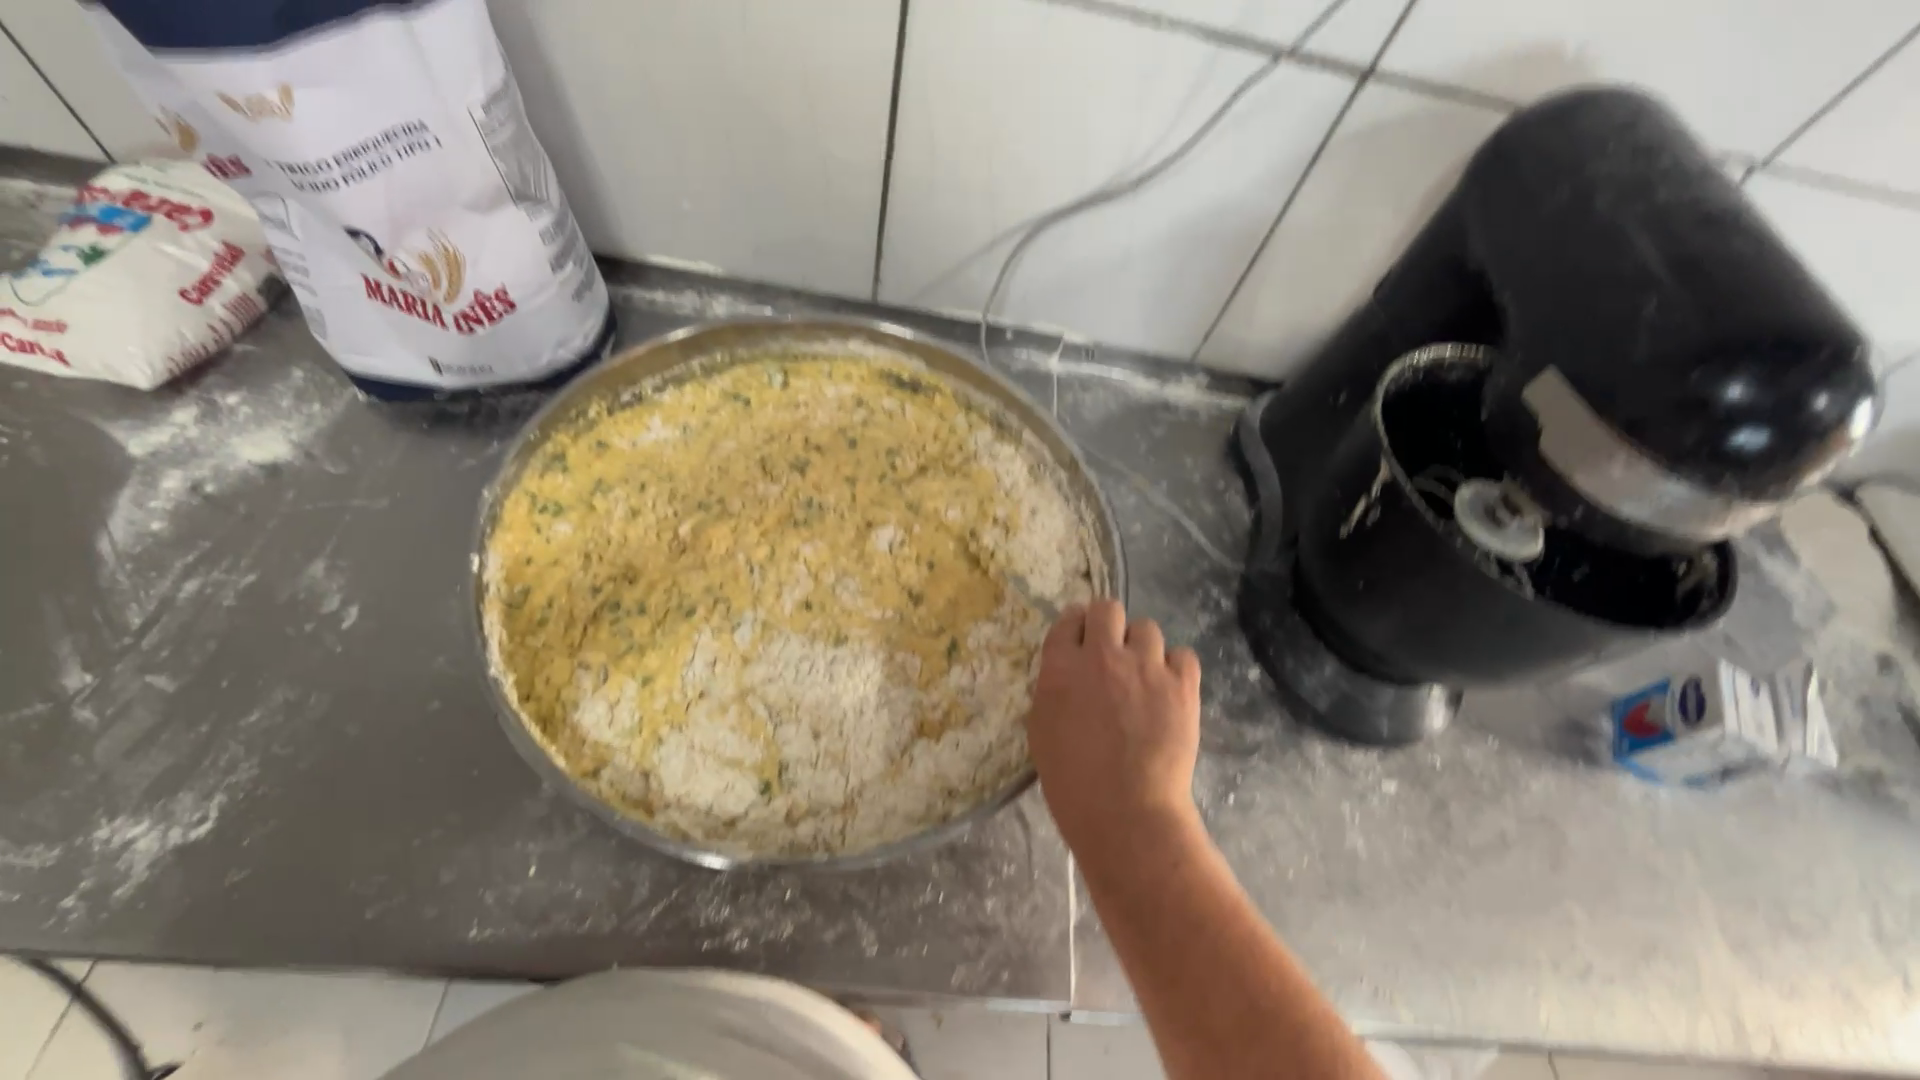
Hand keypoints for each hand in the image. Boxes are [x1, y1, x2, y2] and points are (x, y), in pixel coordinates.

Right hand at [1024, 600, 1202, 870]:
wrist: (1126, 811)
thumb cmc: (1072, 781)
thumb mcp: (1041, 730)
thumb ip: (1053, 690)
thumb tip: (1068, 673)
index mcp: (1061, 668)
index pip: (1068, 620)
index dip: (1076, 627)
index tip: (1081, 642)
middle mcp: (1103, 656)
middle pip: (1107, 608)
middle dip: (1108, 624)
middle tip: (1111, 653)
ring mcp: (1146, 668)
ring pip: (1147, 628)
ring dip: (1142, 647)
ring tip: (1143, 677)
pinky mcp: (1182, 685)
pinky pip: (1182, 654)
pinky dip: (1175, 667)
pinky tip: (1169, 690)